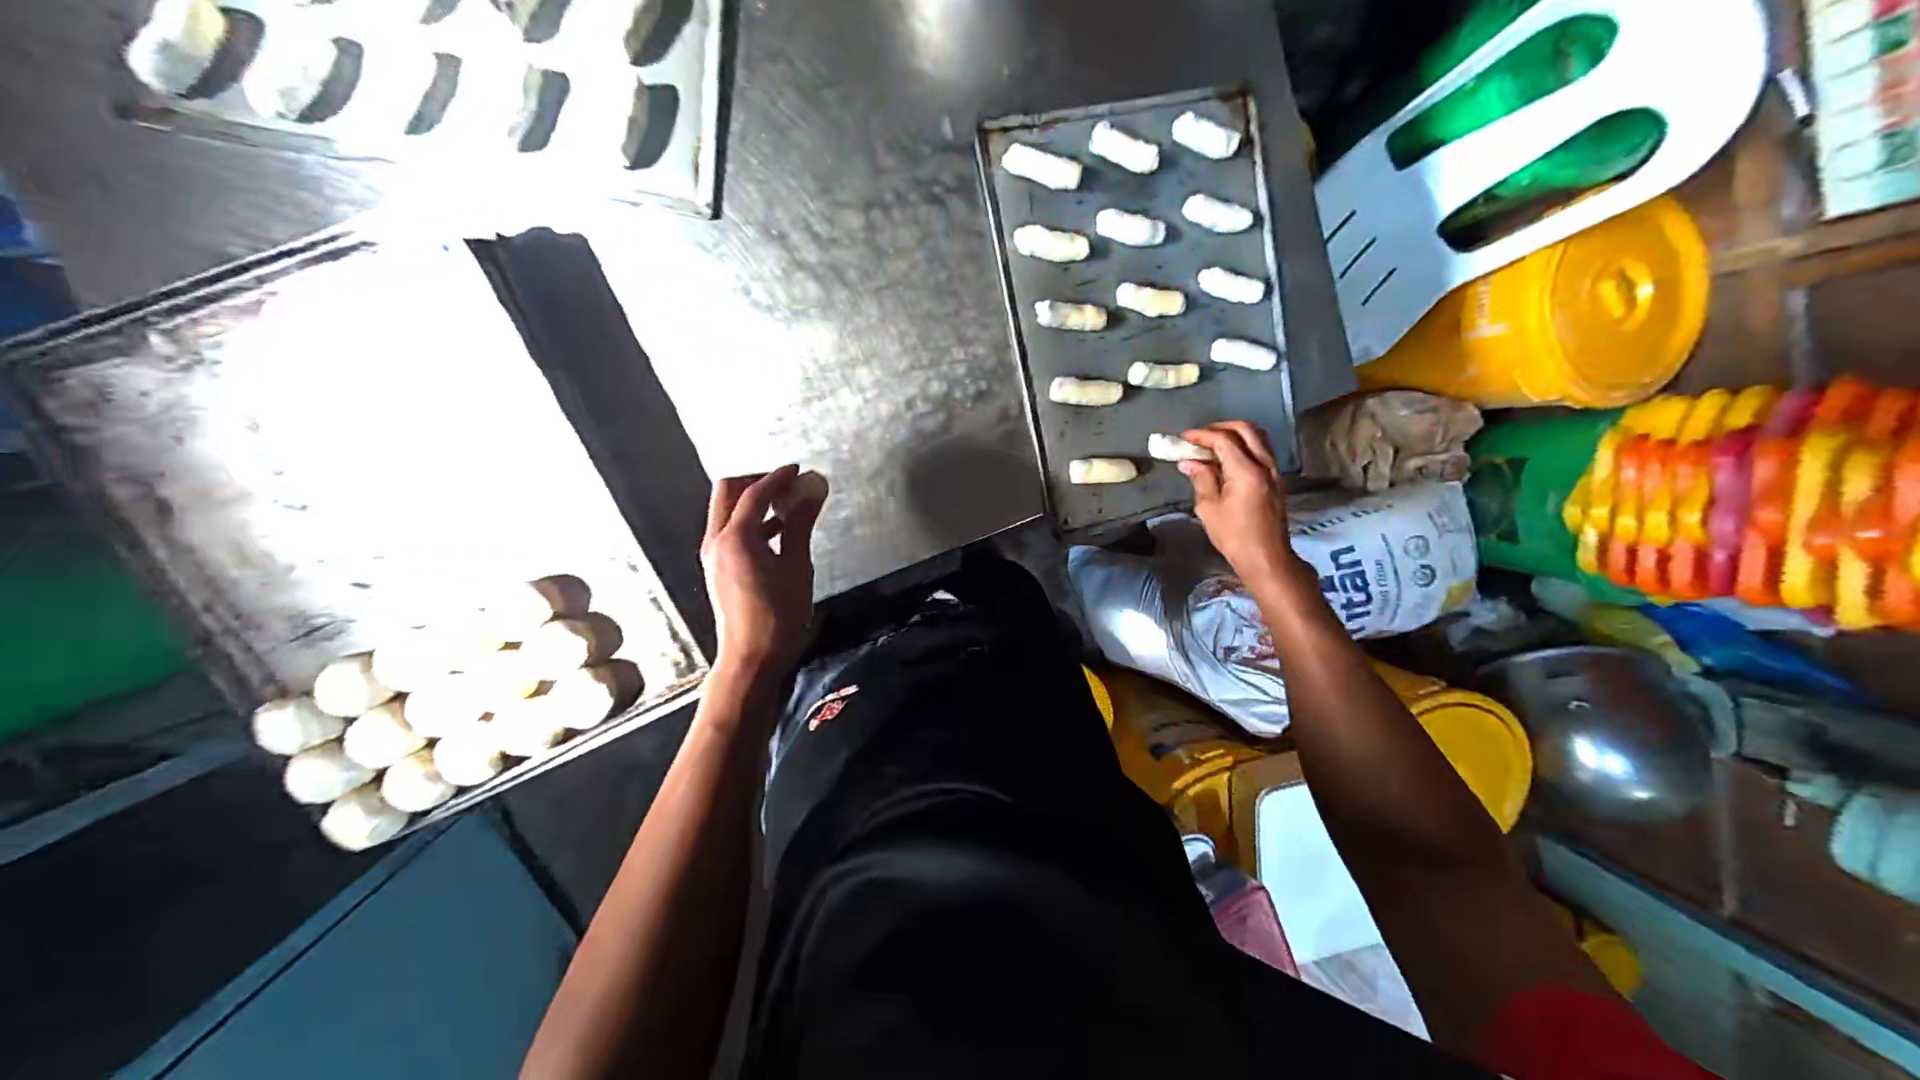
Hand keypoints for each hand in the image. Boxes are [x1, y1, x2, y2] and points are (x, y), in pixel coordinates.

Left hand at [701, 465, 827, 683]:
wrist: (751, 659)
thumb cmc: (777, 618)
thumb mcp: (796, 567)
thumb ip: (801, 525)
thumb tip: (812, 492)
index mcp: (735, 538)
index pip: (754, 493)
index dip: (778, 477)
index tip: (797, 470)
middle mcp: (716, 542)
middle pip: (728, 492)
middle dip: (757, 482)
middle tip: (787, 486)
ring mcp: (713, 556)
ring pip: (727, 511)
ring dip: (754, 502)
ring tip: (788, 506)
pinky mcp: (717, 568)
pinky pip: (730, 531)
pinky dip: (751, 522)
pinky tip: (778, 532)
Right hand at [1178, 422, 1307, 588]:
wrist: (1267, 558)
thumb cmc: (1234, 537)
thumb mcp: (1209, 509)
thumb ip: (1201, 479)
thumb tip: (1189, 461)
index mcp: (1246, 472)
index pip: (1224, 440)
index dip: (1202, 435)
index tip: (1184, 438)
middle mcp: (1265, 465)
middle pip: (1245, 429)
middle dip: (1220, 427)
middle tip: (1199, 437)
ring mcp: (1274, 470)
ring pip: (1257, 436)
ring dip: (1234, 434)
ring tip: (1212, 444)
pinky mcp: (1276, 478)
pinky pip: (1261, 449)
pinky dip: (1243, 444)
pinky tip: (1227, 458)